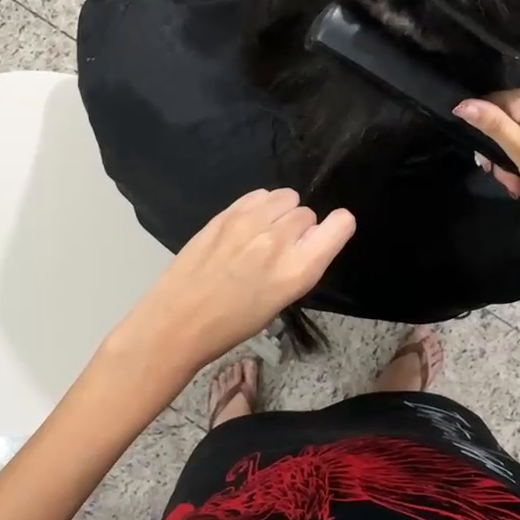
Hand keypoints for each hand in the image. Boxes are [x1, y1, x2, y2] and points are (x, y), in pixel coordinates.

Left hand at [107, 189, 354, 373]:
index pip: (340, 225)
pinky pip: (259, 194)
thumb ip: (300, 265)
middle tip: (280, 249)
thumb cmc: (233, 324)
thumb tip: (308, 239)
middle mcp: (279, 241)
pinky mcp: (226, 214)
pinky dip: (260, 205)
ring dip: (281, 212)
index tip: (327, 235)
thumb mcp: (281, 301)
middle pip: (308, 213)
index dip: (338, 227)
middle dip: (301, 228)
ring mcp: (250, 223)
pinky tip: (247, 226)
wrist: (178, 321)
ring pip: (286, 197)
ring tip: (263, 233)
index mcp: (298, 270)